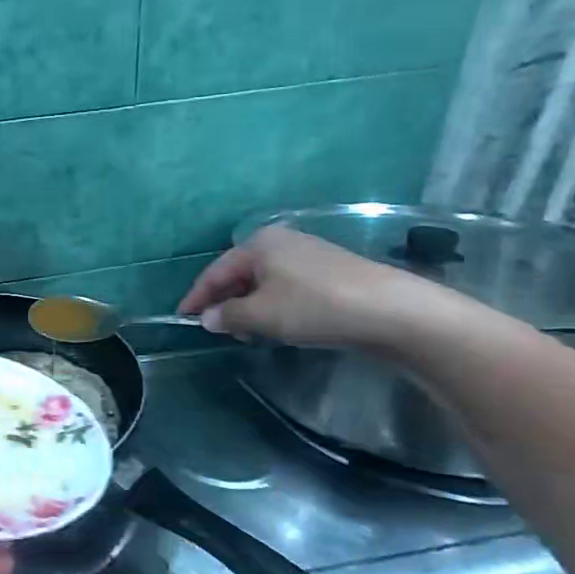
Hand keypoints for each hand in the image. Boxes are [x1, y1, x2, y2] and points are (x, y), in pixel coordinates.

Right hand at [177, 225, 466, 349]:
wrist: (392, 311)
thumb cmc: (314, 307)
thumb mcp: (261, 315)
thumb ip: (228, 316)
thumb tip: (209, 318)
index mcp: (258, 244)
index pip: (214, 272)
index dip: (196, 297)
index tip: (182, 318)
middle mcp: (281, 241)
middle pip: (239, 274)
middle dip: (224, 301)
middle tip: (216, 329)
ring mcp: (308, 254)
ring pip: (263, 281)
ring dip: (249, 305)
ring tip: (247, 332)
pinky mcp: (330, 271)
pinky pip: (286, 286)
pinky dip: (273, 304)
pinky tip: (278, 324)